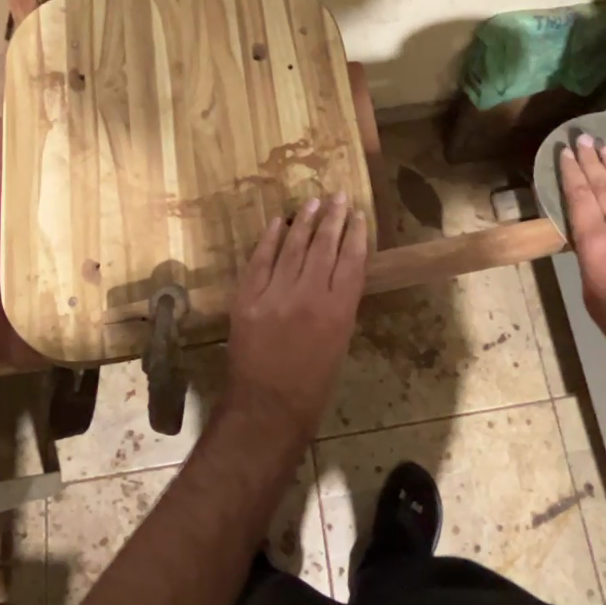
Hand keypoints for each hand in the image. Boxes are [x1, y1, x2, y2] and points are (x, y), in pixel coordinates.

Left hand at [224, 193, 368, 441]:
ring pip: (293, 247)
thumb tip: (338, 271)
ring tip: (313, 203)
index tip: (358, 215)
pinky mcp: (247, 298)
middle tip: (337, 196)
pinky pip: (260, 260)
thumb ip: (339, 304)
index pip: (352, 259)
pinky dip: (270, 239)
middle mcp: (309, 295)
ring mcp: (275, 295)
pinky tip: (278, 222)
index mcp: (339, 310)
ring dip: (304, 221)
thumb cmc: (312, 384)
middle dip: (332, 218)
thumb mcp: (339, 342)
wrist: (267, 407)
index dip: (355, 234)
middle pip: (324, 246)